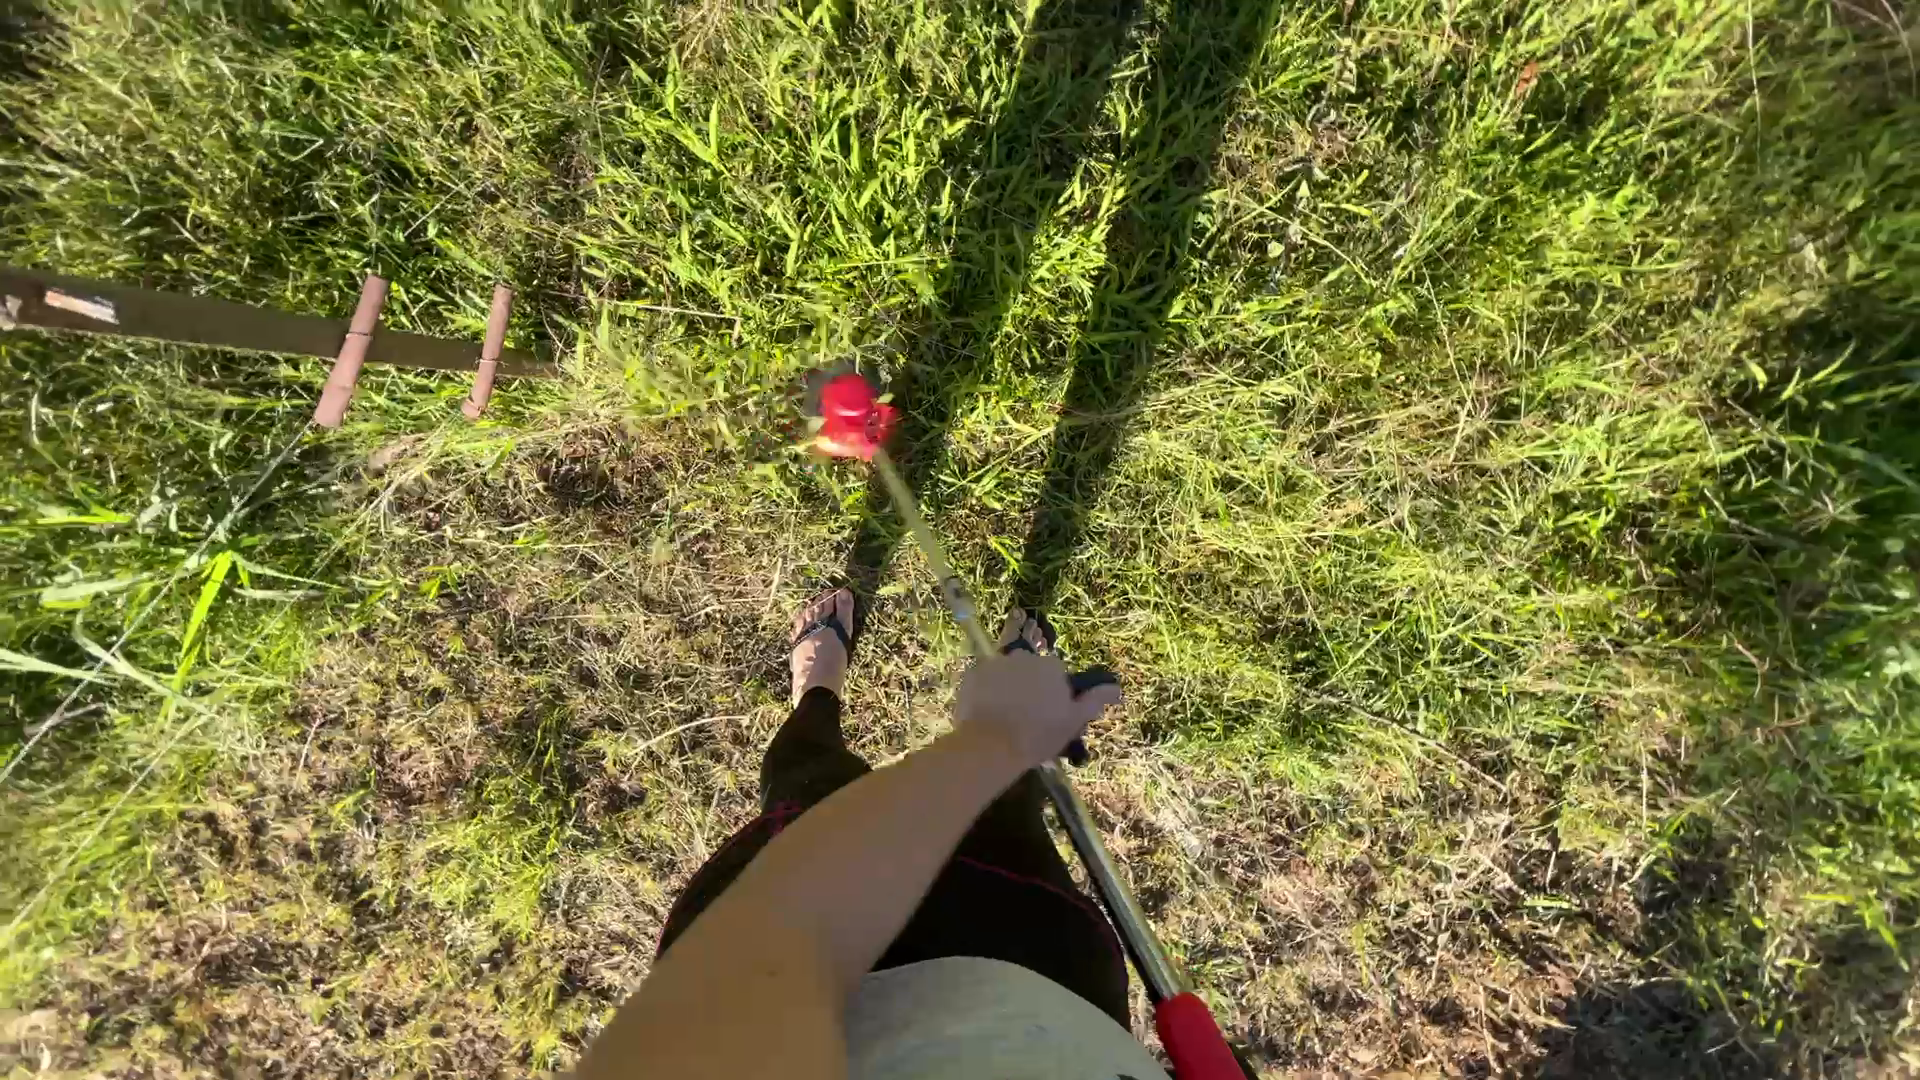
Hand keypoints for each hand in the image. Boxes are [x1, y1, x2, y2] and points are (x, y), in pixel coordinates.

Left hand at [953, 650, 1122, 770]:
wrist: (991, 745)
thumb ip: (1094, 700)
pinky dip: (985, 691)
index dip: (1053, 693)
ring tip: (1004, 716)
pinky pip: (983, 679)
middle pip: (1030, 669)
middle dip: (1030, 686)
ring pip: (1006, 672)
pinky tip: (986, 712)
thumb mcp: (1073, 721)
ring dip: (1007, 686)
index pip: (1056, 673)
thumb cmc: (1038, 736)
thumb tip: (1116, 687)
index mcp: (1051, 667)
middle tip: (1026, 716)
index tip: (1049, 713)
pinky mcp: (973, 673)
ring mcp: (996, 663)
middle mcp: (1024, 657)